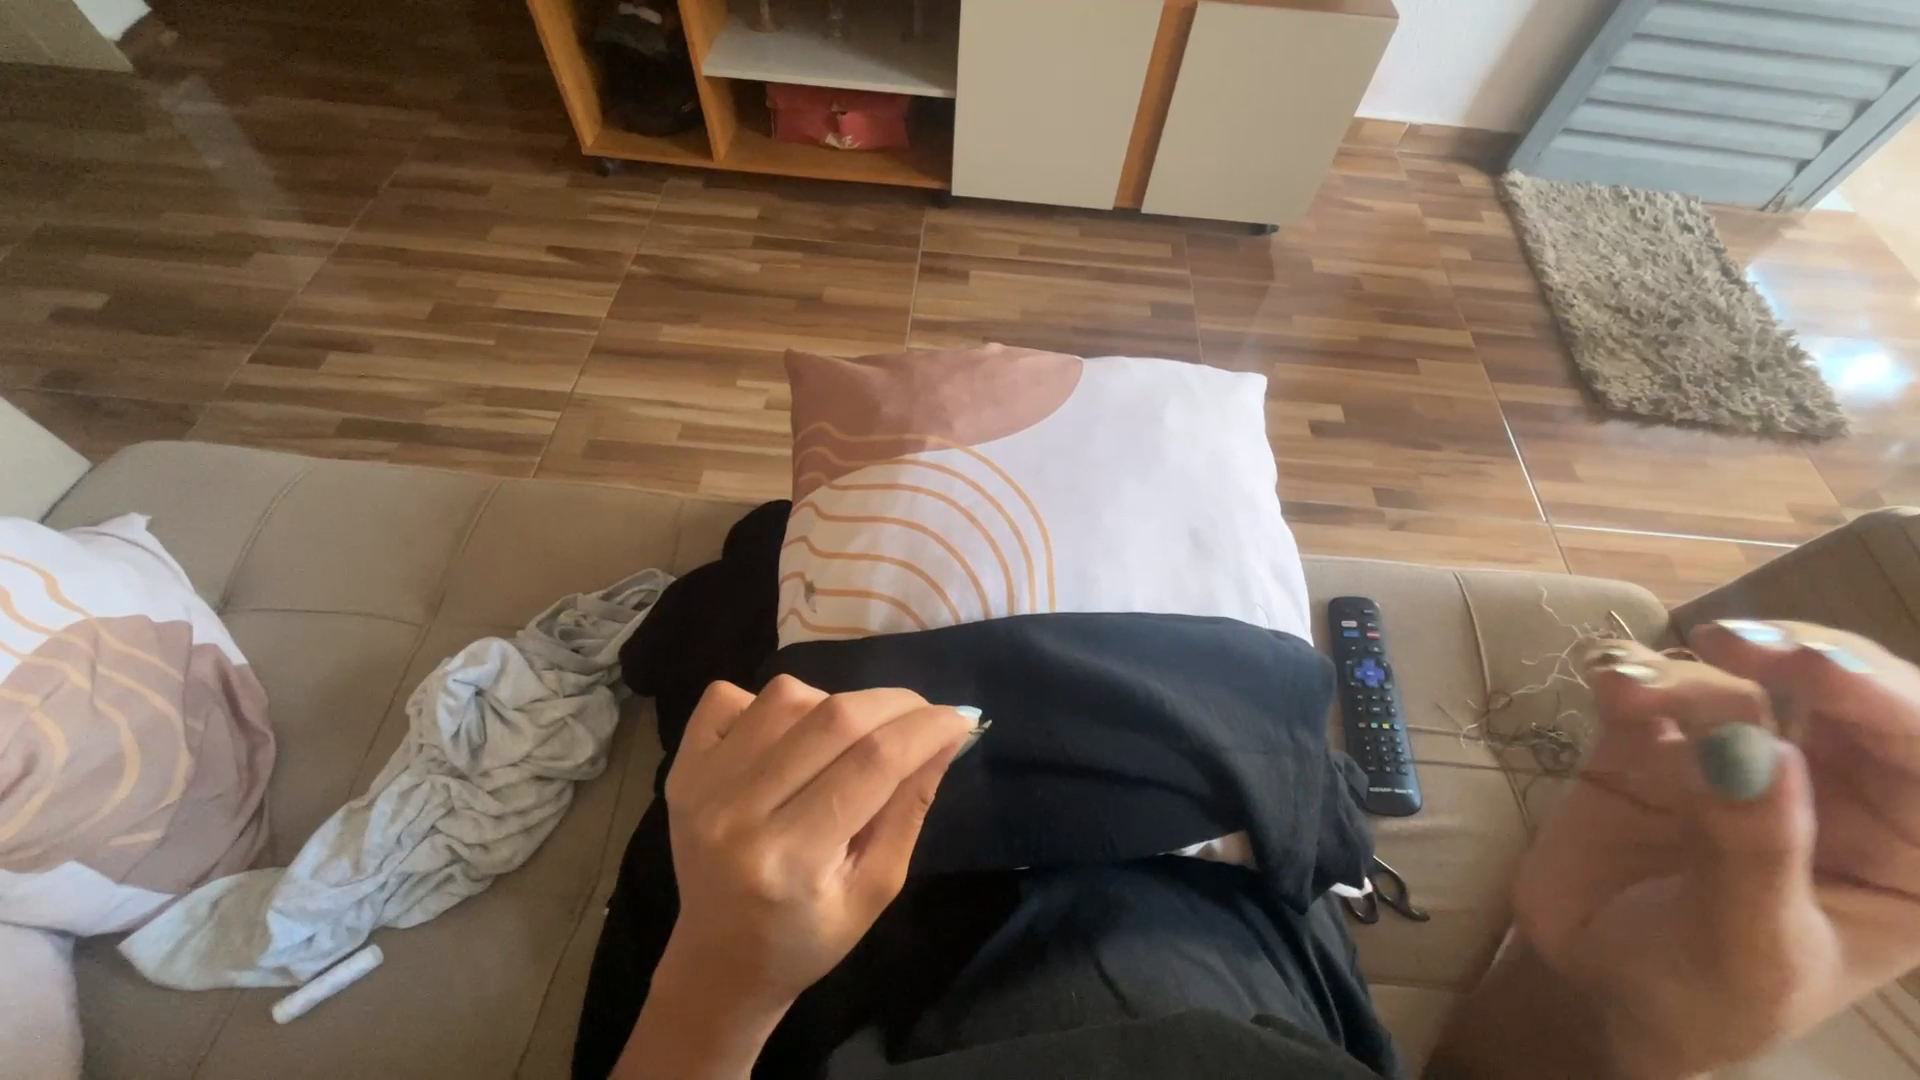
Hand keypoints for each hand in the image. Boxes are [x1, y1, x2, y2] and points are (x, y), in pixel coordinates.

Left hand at [660, 676, 975, 1014]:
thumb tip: (948, 733)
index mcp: (793, 859)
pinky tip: (787, 736)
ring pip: (787, 697)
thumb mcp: (877, 887)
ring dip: (836, 702)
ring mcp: (702, 785)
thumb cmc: (808, 935)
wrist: (718, 962)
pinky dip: (769, 702)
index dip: (926, 728)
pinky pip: (728, 695)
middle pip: (834, 719)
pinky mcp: (681, 768)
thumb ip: (910, 806)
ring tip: (851, 736)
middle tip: (923, 714)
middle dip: (895, 704)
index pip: (874, 762)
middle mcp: (739, 814)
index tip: (960, 717)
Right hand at [1510, 622, 1919, 1076]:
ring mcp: (1727, 762)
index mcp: (1902, 853)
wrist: (1586, 980)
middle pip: (1842, 695)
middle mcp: (1827, 792)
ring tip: (1624, 695)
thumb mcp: (1745, 946)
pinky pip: (1645, 691)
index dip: (1882, 700)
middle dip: (1794, 656)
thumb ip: (1754, 853)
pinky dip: (1624, 672)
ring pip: (1732, 682)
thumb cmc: (1699, 992)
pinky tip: (1605, 681)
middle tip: (1728, 643)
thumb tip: (1756, 751)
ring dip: (1680, 675)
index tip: (1802, 666)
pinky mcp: (1643, 748)